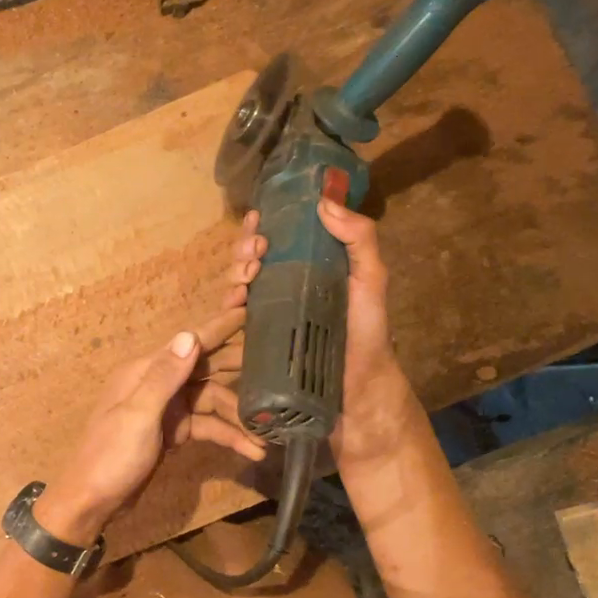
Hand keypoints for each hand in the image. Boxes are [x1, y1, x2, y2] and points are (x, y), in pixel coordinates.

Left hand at [37, 309, 265, 544]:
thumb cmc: (110, 456)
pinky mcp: (172, 432)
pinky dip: (227, 435)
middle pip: (204, 369)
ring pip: (210, 401)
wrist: (91, 501)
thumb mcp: (138, 415)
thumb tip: (190, 335)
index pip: (188, 342)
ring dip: (237, 415)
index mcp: (144, 371)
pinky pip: (206, 425)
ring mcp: (165, 409)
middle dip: (238, 369)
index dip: (219, 327)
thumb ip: (165, 377)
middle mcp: (156, 384)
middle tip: (279, 366)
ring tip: (269, 432)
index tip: (250, 309)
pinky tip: (251, 449)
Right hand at [224, 194, 422, 471]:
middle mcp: (278, 294)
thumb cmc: (365, 337)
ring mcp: (262, 322)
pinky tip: (234, 302)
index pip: (274, 243)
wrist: (357, 394)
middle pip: (248, 264)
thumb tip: (324, 202)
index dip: (260, 228)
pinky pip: (228, 324)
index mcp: (304, 274)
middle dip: (244, 250)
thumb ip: (360, 240)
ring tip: (247, 276)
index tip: (258, 219)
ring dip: (234, 275)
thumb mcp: (370, 282)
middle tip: (256, 251)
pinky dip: (226, 307)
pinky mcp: (251, 348)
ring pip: (234, 288)